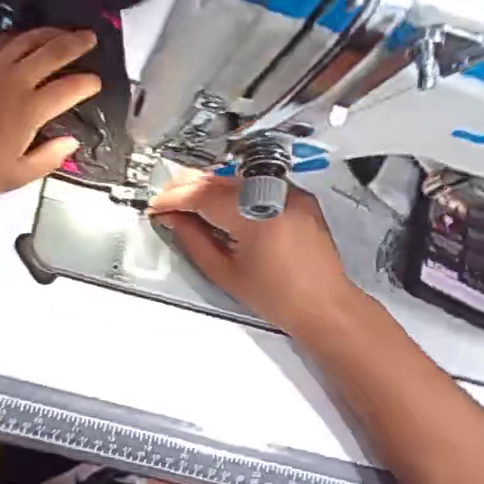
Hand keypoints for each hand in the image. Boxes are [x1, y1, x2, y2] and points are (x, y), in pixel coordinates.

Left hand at [0, 28, 100, 202]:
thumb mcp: (13, 177)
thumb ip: (47, 159)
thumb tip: (70, 143)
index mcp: (28, 111)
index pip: (68, 89)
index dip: (87, 83)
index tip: (96, 83)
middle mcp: (13, 82)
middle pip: (52, 52)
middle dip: (75, 42)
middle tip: (90, 37)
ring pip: (26, 39)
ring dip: (49, 32)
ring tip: (63, 31)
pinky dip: (16, 35)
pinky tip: (22, 36)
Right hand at [148, 173, 361, 331]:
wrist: (324, 304)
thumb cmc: (282, 298)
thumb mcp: (225, 273)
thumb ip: (195, 241)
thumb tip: (175, 220)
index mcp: (256, 217)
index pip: (204, 195)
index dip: (174, 198)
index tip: (158, 206)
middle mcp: (276, 196)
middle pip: (219, 180)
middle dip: (187, 187)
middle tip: (167, 201)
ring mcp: (290, 193)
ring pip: (237, 178)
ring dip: (209, 187)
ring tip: (188, 203)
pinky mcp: (298, 196)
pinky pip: (258, 183)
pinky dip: (234, 190)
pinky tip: (221, 205)